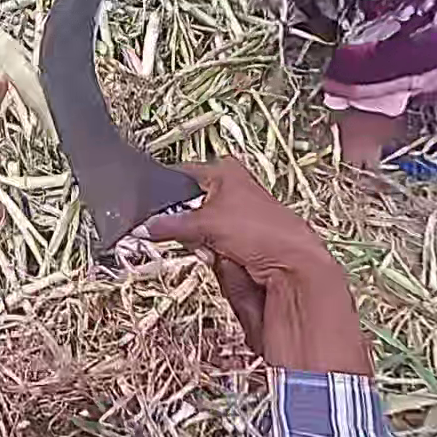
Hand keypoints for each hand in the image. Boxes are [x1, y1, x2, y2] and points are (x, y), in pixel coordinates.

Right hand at [143, 160, 368, 374]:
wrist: (294, 266)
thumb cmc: (258, 231)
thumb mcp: (204, 223)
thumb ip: (169, 224)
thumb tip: (142, 227)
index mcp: (225, 169)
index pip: (181, 174)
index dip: (164, 189)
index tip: (147, 204)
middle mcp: (231, 186)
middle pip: (187, 201)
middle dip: (179, 218)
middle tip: (176, 230)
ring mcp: (235, 212)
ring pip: (195, 223)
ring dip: (193, 236)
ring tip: (203, 245)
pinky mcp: (239, 235)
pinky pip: (208, 239)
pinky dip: (206, 248)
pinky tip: (214, 255)